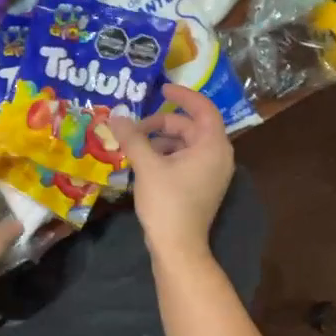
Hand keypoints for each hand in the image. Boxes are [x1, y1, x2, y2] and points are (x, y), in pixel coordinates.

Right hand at [115, 84, 233, 260]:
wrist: (178, 247)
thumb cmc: (167, 203)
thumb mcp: (147, 167)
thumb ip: (132, 138)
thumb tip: (116, 115)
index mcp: (213, 145)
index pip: (203, 108)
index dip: (183, 95)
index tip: (161, 88)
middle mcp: (218, 156)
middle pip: (190, 127)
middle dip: (162, 123)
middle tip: (134, 129)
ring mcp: (211, 174)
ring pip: (185, 145)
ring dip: (160, 142)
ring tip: (134, 148)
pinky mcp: (201, 187)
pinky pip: (185, 161)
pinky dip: (165, 157)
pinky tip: (143, 164)